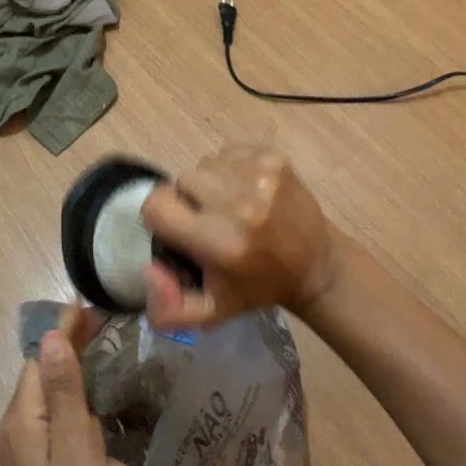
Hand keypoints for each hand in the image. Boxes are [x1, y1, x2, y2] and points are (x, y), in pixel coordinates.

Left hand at [0, 307, 155, 465]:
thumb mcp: (76, 445)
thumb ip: (65, 389)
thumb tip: (52, 335)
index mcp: (22, 419)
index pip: (41, 357)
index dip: (64, 330)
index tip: (87, 303)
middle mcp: (19, 434)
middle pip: (50, 382)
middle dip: (79, 360)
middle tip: (104, 328)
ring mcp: (30, 460)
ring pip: (68, 421)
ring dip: (99, 423)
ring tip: (127, 423)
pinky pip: (74, 455)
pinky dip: (101, 462)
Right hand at [140, 145, 342, 329]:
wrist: (317, 264)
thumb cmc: (257, 287)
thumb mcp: (212, 312)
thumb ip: (168, 308)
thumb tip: (148, 269)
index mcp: (218, 242)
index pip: (156, 206)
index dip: (161, 217)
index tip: (180, 229)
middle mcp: (236, 204)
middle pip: (182, 181)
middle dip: (189, 199)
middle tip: (209, 219)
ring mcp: (257, 175)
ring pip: (204, 164)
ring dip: (210, 183)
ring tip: (230, 205)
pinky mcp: (272, 157)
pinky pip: (227, 153)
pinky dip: (230, 169)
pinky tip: (246, 191)